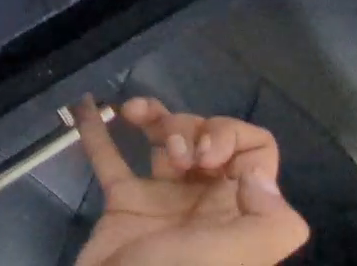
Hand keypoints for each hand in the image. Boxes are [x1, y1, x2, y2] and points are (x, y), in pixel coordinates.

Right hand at [72, 96, 310, 265]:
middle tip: (172, 156)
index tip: (203, 156)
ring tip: (130, 115)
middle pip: (206, 135)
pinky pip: (110, 155)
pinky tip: (86, 105)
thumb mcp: (236, 259)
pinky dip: (96, 128)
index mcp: (241, 212)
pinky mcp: (124, 201)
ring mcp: (164, 199)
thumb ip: (269, 223)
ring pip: (164, 137)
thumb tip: (257, 176)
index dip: (229, 137)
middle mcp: (208, 200)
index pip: (255, 152)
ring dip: (151, 116)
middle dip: (185, 127)